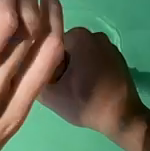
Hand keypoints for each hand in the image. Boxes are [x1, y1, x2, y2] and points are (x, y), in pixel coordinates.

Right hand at [40, 27, 146, 143]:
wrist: (122, 116)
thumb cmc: (85, 102)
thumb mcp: (50, 94)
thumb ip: (34, 78)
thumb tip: (27, 70)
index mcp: (79, 36)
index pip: (50, 44)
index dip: (46, 64)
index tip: (52, 82)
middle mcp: (95, 34)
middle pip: (65, 49)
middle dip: (60, 66)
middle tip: (61, 88)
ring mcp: (109, 45)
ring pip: (80, 55)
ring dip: (74, 69)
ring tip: (74, 90)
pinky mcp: (117, 58)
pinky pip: (94, 60)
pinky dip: (88, 71)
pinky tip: (88, 88)